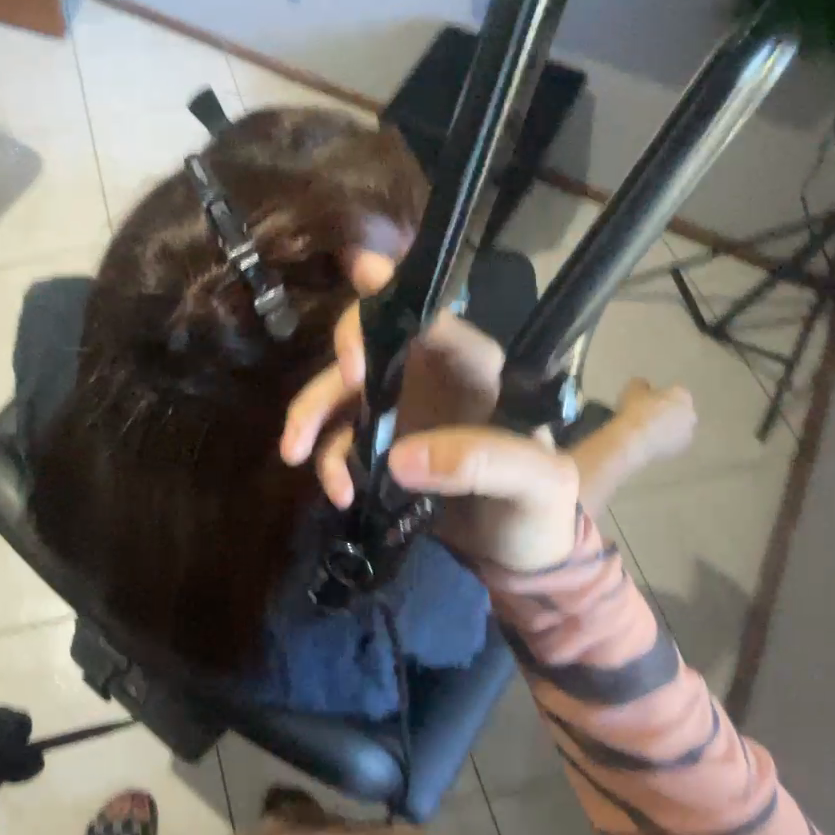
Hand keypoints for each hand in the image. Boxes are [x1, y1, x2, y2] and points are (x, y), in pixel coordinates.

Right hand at [279, 258, 582, 571]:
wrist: (517, 562)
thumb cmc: (540, 512)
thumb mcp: (537, 485)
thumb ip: (483, 461)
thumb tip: (399, 459)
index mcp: (476, 371)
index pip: (433, 319)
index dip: (394, 293)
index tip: (361, 272)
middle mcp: (429, 379)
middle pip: (372, 344)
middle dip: (342, 356)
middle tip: (340, 377)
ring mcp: (399, 411)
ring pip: (341, 390)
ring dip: (310, 414)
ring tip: (293, 452)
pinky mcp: (378, 446)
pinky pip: (338, 440)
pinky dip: (327, 464)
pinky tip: (340, 494)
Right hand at [614, 378, 696, 463]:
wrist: (634, 439)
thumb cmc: (636, 408)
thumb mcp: (632, 388)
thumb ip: (641, 384)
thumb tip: (644, 386)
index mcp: (683, 396)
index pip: (675, 390)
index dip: (660, 393)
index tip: (646, 396)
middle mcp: (691, 414)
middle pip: (679, 409)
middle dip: (667, 410)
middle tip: (646, 411)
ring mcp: (686, 434)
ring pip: (676, 426)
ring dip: (665, 425)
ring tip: (643, 426)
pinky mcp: (678, 450)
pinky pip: (669, 440)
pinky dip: (661, 438)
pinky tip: (644, 438)